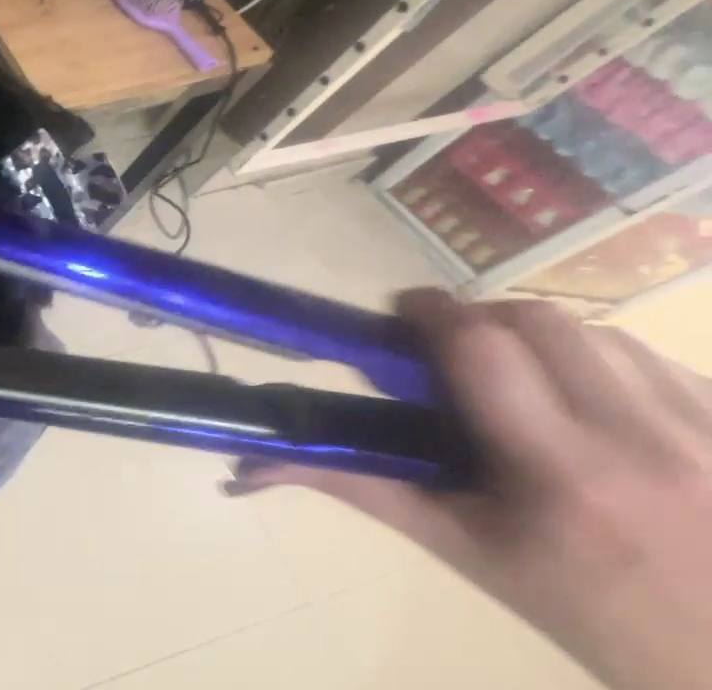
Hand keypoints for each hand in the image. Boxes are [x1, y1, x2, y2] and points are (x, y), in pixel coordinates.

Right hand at [228, 289, 711, 689]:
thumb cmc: (580, 609)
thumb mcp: (463, 548)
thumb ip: (360, 486)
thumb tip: (255, 459)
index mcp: (560, 475)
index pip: (483, 349)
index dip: (432, 312)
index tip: (403, 311)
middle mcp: (643, 442)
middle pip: (542, 322)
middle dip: (484, 320)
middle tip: (457, 348)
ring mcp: (710, 435)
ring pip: (605, 334)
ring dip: (547, 341)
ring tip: (530, 380)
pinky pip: (664, 361)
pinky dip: (614, 366)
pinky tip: (602, 407)